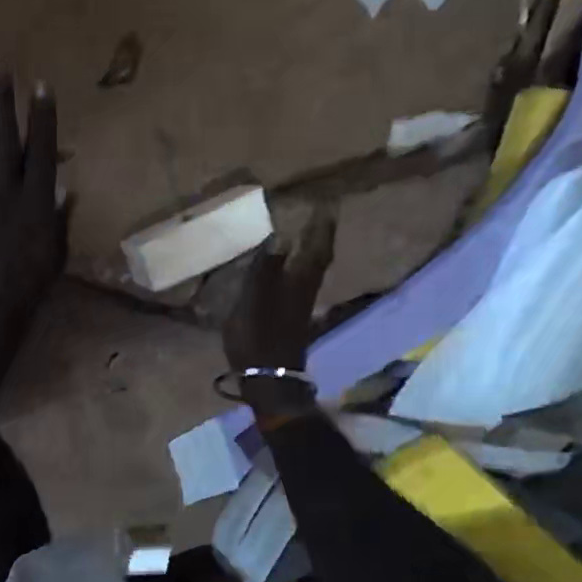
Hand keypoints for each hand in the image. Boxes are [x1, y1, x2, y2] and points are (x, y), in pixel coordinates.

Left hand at [0, 65, 66, 334]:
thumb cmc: (27, 290)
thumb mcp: (56, 256)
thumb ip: (60, 221)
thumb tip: (66, 190)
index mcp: (37, 205)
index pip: (42, 151)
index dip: (41, 117)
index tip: (40, 86)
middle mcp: (6, 195)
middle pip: (5, 140)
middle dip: (3, 100)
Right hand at [223, 208, 334, 407]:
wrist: (268, 378)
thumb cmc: (259, 336)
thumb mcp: (255, 299)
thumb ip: (266, 267)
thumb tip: (281, 234)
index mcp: (298, 282)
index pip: (317, 248)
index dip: (321, 227)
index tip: (327, 204)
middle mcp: (304, 291)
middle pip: (318, 259)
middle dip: (319, 237)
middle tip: (319, 216)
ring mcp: (299, 308)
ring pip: (310, 272)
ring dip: (310, 253)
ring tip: (304, 237)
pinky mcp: (291, 320)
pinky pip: (298, 285)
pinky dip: (296, 271)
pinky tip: (287, 272)